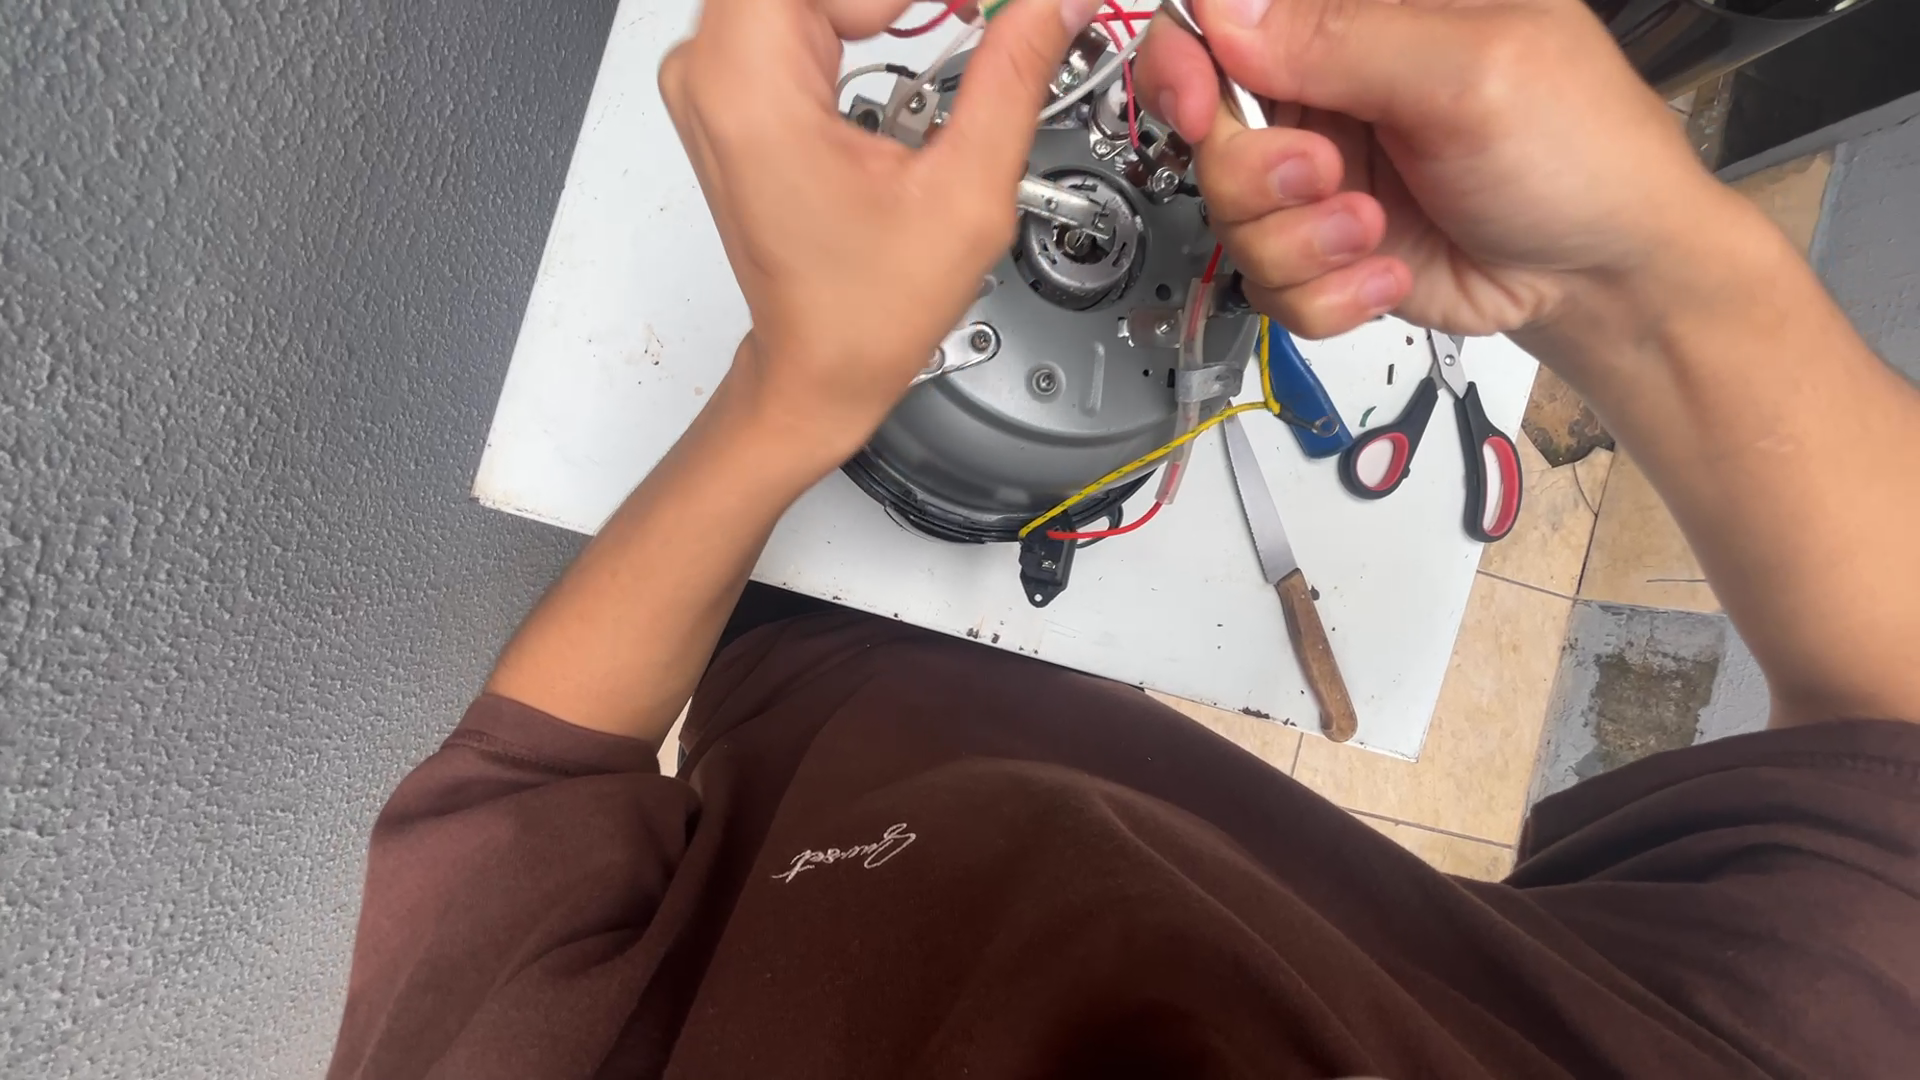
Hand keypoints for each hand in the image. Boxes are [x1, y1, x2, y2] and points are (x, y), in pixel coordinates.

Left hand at [660, 0, 1101, 460]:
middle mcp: (711, 69)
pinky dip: (861, 14)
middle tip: (986, 18)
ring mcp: (713, 80)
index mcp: (752, 85)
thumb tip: (1057, 0)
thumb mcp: (964, 196)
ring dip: (890, 3)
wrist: (821, 364)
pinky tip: (912, 40)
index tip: (992, 5)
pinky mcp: (732, 95)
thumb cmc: (866, 312)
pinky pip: (797, 9)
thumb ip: (1014, 76)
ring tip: (964, 27)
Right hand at [1135, 0, 1730, 339]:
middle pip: (1212, 148)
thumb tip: (1223, 12)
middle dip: (1260, 182)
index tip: (1195, 110)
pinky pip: (1268, 288)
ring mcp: (1312, 190)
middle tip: (1328, 180)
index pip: (1221, 26)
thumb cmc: (1569, 150)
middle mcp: (1319, 107)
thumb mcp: (1470, 72)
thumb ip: (1343, 38)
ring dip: (1302, 248)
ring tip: (1376, 235)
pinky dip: (1325, 297)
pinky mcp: (1313, 258)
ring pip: (1234, 230)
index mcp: (1353, 29)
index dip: (1183, 64)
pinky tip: (1384, 276)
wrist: (1589, 273)